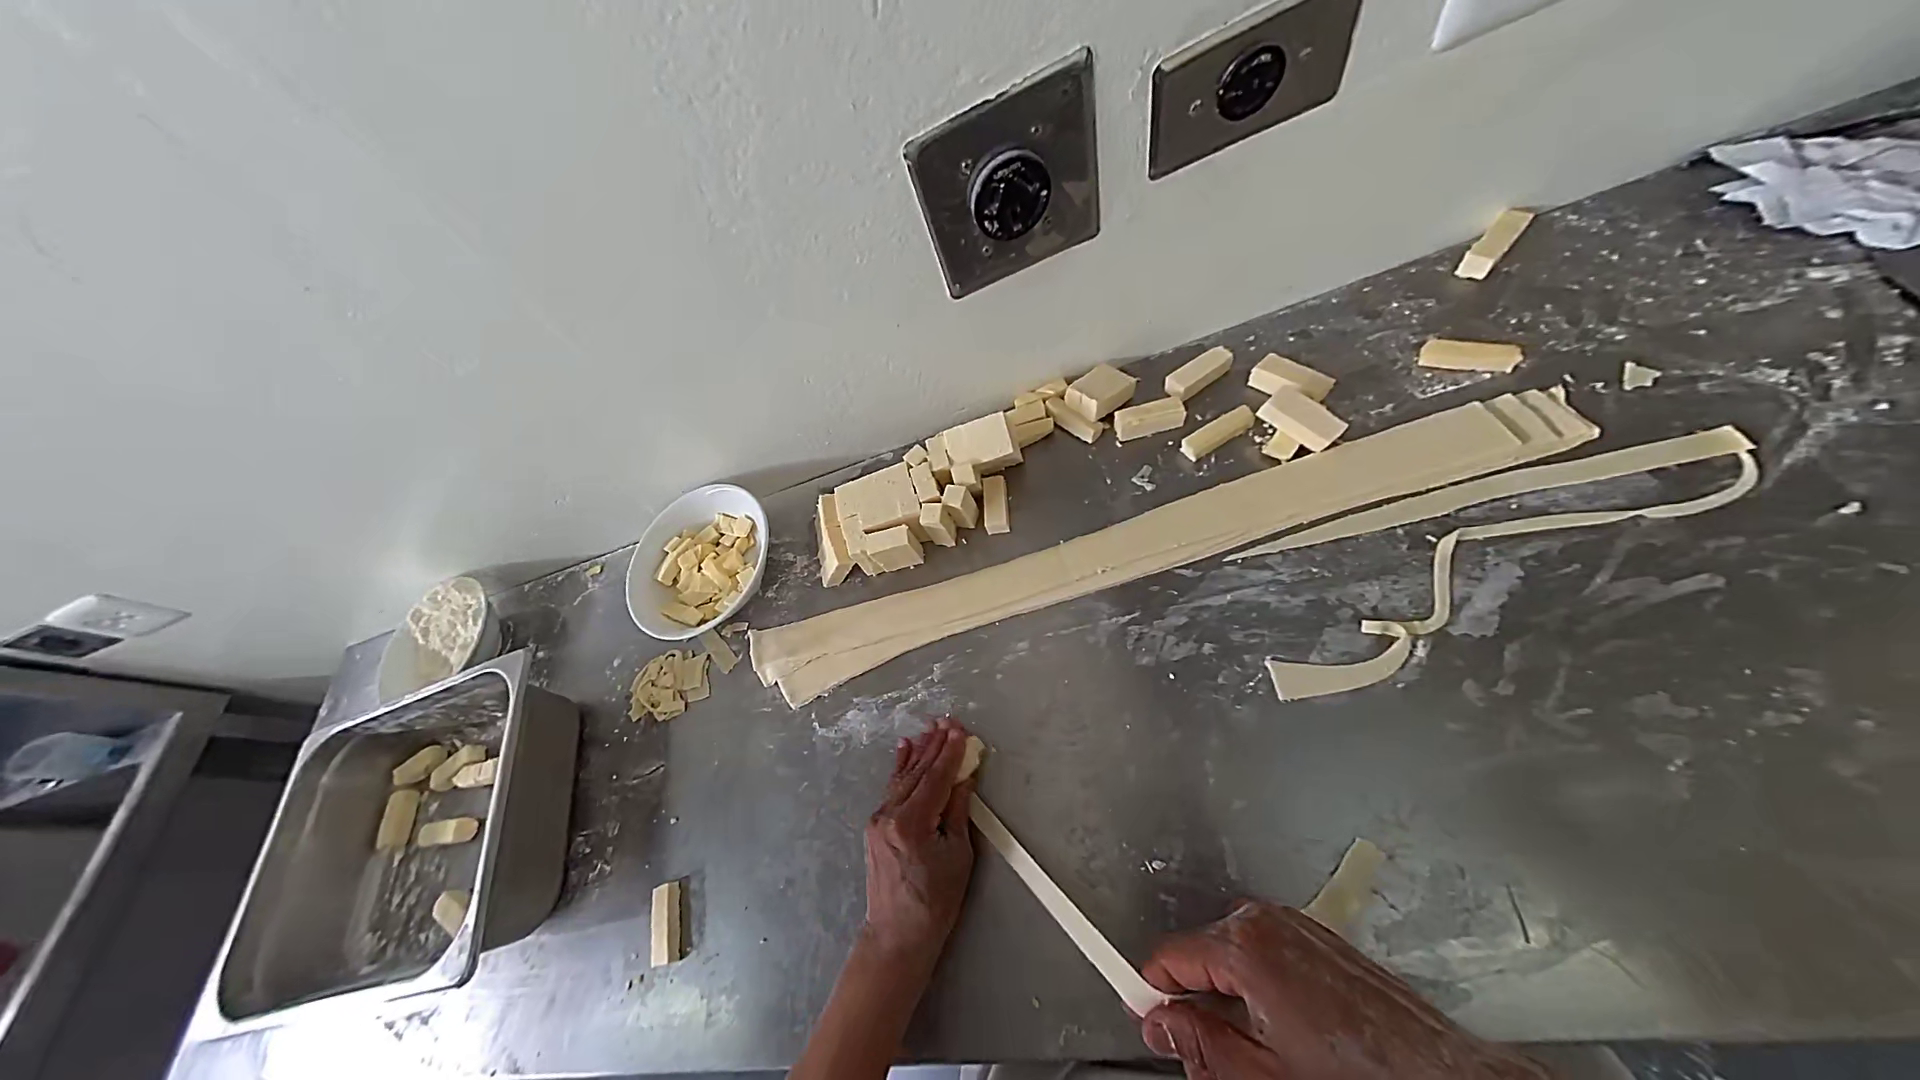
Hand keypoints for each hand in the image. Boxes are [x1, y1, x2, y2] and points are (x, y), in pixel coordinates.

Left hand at [861, 718, 974, 962]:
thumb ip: (957, 811)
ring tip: (931, 728)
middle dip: (935, 745)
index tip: (961, 731)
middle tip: (948, 721)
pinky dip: (902, 768)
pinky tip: (906, 749)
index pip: (936, 778)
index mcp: (911, 823)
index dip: (951, 753)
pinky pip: (892, 789)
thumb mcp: (958, 855)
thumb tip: (963, 779)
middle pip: (918, 772)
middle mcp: (889, 814)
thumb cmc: (935, 902)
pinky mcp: (875, 825)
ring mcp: (878, 819)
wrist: (897, 935)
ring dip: (920, 751)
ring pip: (904, 777)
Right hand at [1140, 901, 1551, 1079]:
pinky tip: (1289, 1023)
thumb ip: (1200, 1044)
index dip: (1150, 989)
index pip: (1168, 956)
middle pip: (1198, 952)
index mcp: (1242, 947)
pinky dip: (1259, 980)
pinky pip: (1263, 947)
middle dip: (1196, 997)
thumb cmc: (1355, 1075)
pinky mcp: (1314, 933)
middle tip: (1219, 1053)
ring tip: (1265, 1043)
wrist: (1441, 1075)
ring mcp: (1291, 923)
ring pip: (1230, 950)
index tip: (1146, 1015)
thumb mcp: (1262, 1075)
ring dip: (1229, 991)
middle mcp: (1263, 921)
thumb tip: (1161, 1025)